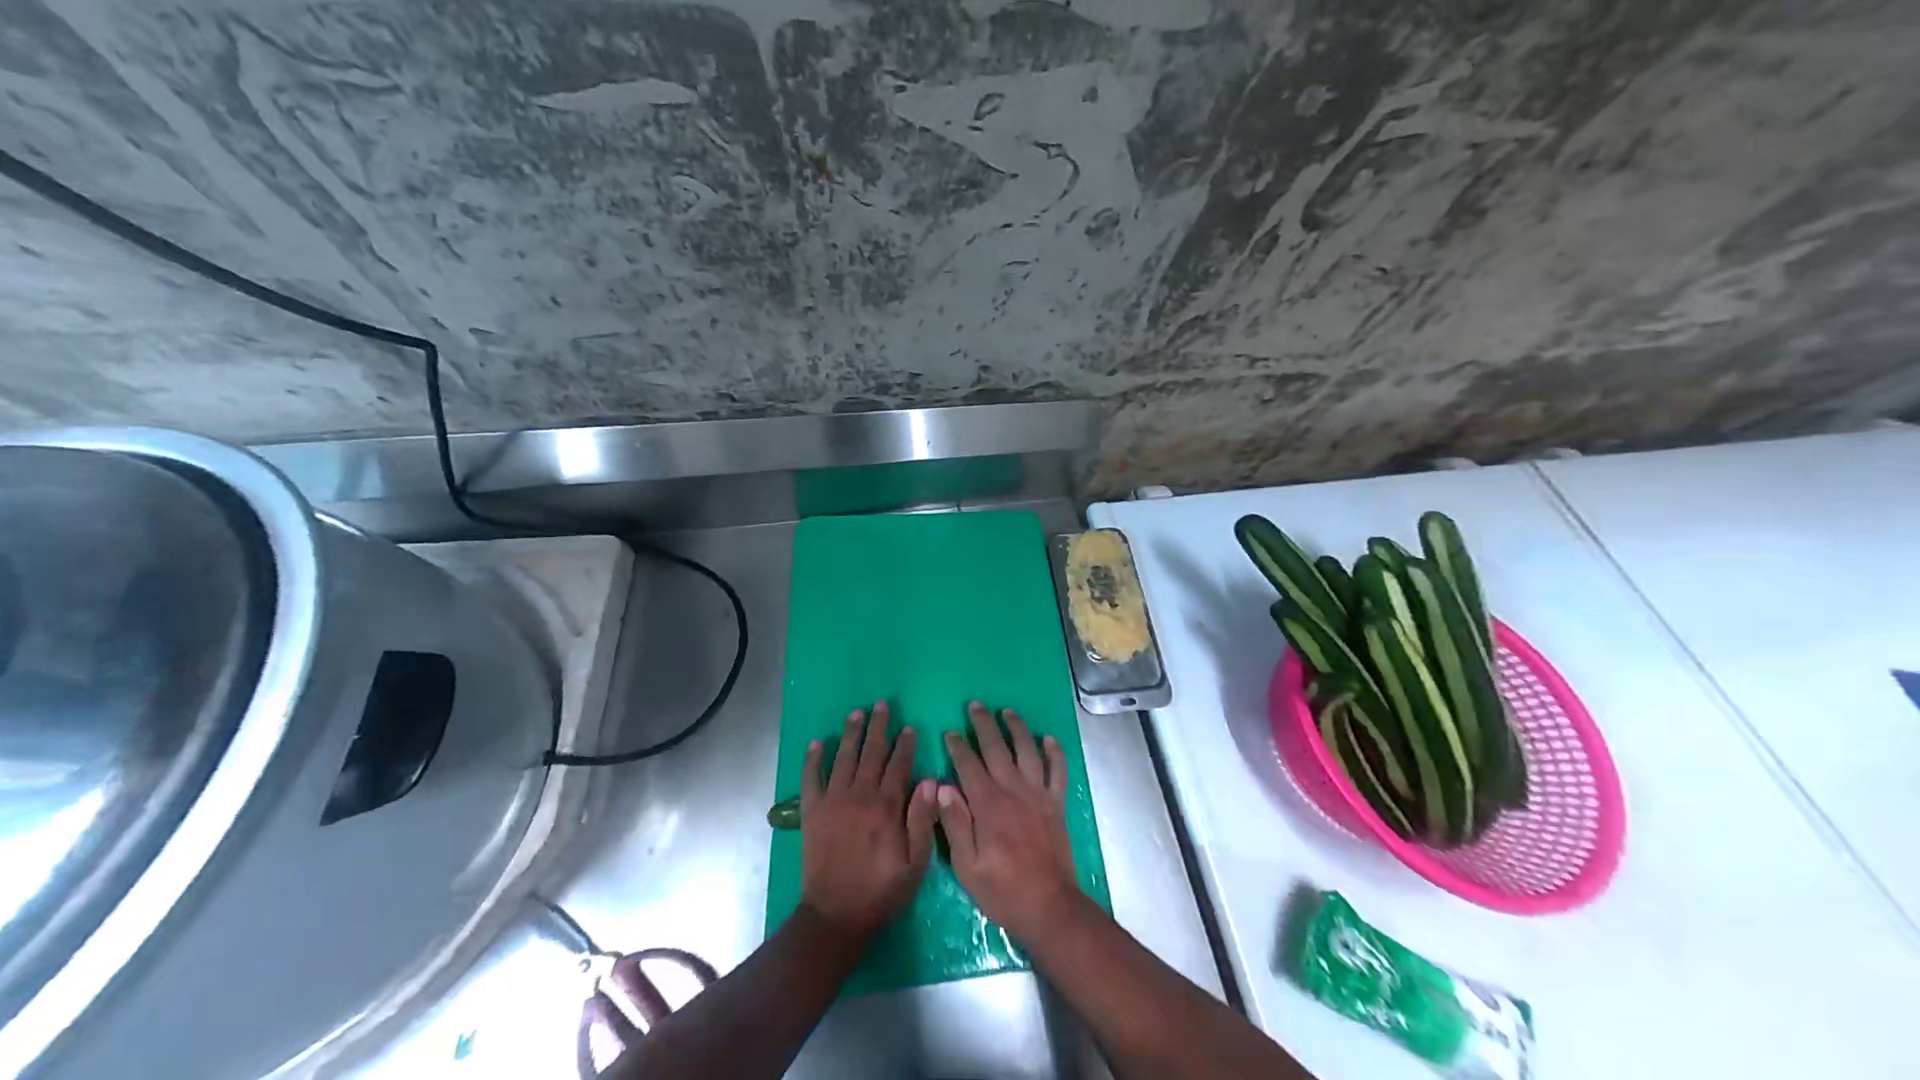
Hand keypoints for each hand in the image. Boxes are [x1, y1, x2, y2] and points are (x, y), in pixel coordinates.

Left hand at [799, 702, 937, 941]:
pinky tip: (816, 743)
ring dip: (850, 734)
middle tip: (881, 705)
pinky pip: (810, 779)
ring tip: (856, 713)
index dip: (905, 745)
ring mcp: (832, 802)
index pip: (898, 766)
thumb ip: (923, 820)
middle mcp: (859, 796)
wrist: (835, 915)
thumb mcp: (915, 864)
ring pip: (843, 758)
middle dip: (878, 728)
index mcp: (886, 807)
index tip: (910, 726)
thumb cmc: (881, 891)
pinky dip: (812, 760)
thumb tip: (930, 781)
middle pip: (870, 753)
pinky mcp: (811, 812)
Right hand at [937, 702, 1082, 942]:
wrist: (1049, 905)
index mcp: (987, 804)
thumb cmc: (1002, 890)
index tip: (950, 731)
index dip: (958, 746)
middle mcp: (1013, 790)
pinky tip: (1048, 738)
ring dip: (1016, 728)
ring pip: (1027, 750)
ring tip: (1007, 712)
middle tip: (975, 706)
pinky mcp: (1056, 803)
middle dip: (984, 724)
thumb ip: (954, 823)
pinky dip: (1054, 752)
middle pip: (997, 748)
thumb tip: (941, 787)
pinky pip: (1058, 770)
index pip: (968, 765)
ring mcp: (1038, 794)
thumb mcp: (966, 865)